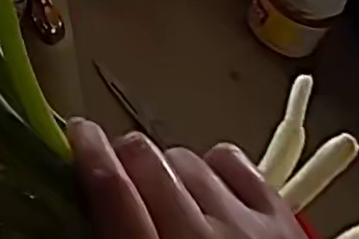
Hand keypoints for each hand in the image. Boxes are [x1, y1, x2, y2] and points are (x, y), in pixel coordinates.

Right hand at [71, 119, 306, 238]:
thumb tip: (81, 216)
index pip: (111, 187)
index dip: (87, 149)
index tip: (76, 133)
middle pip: (144, 156)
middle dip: (124, 158)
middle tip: (120, 177)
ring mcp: (246, 225)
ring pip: (184, 156)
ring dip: (168, 171)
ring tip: (170, 199)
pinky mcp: (282, 218)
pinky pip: (230, 159)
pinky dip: (213, 169)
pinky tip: (210, 195)